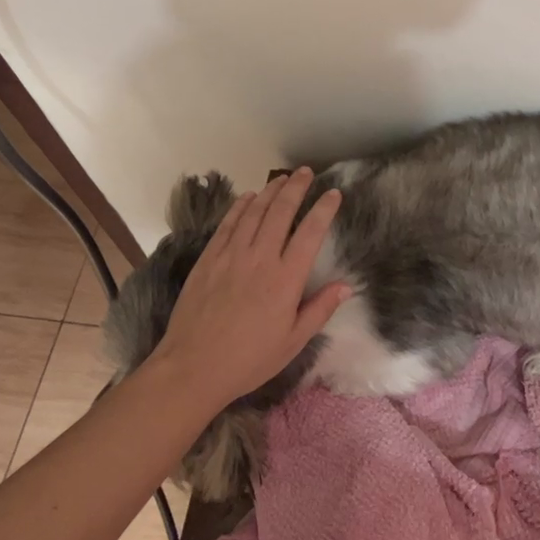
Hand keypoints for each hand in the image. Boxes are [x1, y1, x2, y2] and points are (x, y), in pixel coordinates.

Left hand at [150, 168, 350, 406]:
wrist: (193, 367)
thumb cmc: (249, 359)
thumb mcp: (293, 342)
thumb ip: (320, 310)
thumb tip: (346, 286)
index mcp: (286, 278)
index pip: (311, 232)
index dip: (324, 209)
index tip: (334, 193)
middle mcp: (261, 258)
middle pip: (281, 211)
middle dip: (296, 188)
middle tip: (307, 172)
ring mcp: (232, 255)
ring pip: (255, 211)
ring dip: (270, 190)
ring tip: (282, 178)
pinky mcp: (209, 259)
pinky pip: (228, 224)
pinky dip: (241, 206)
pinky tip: (248, 197)